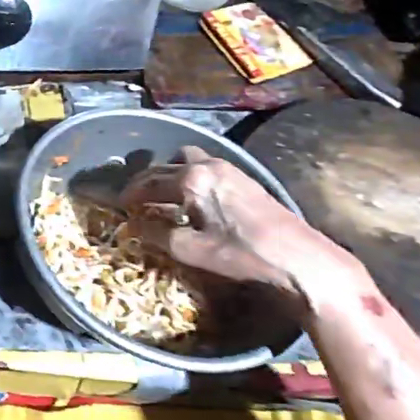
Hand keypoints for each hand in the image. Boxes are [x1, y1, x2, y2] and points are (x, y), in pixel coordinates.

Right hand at [122, 146, 371, 308]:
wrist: (300, 260)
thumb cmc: (243, 255)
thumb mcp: (192, 251)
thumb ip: (158, 236)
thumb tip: (134, 229)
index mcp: (191, 180)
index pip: (149, 182)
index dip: (131, 195)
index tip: (119, 206)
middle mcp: (208, 165)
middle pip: (166, 166)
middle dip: (148, 182)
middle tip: (136, 200)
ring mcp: (229, 169)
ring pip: (187, 160)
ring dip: (171, 173)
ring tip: (163, 196)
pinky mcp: (245, 178)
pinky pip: (206, 166)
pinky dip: (190, 176)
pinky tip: (192, 199)